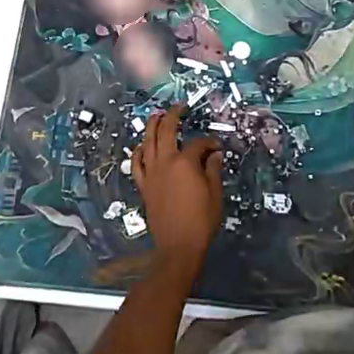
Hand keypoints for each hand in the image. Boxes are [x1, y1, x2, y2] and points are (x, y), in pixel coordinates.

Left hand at [132, 105, 222, 274]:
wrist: (178, 246)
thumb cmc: (201, 220)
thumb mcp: (215, 194)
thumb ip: (213, 170)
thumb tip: (214, 154)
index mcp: (185, 162)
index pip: (197, 144)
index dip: (209, 142)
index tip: (217, 147)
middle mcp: (165, 162)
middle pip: (166, 131)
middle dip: (173, 116)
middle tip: (179, 107)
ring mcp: (151, 173)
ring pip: (148, 142)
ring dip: (152, 126)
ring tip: (156, 115)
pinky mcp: (144, 185)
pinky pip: (137, 163)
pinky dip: (138, 152)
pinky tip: (140, 146)